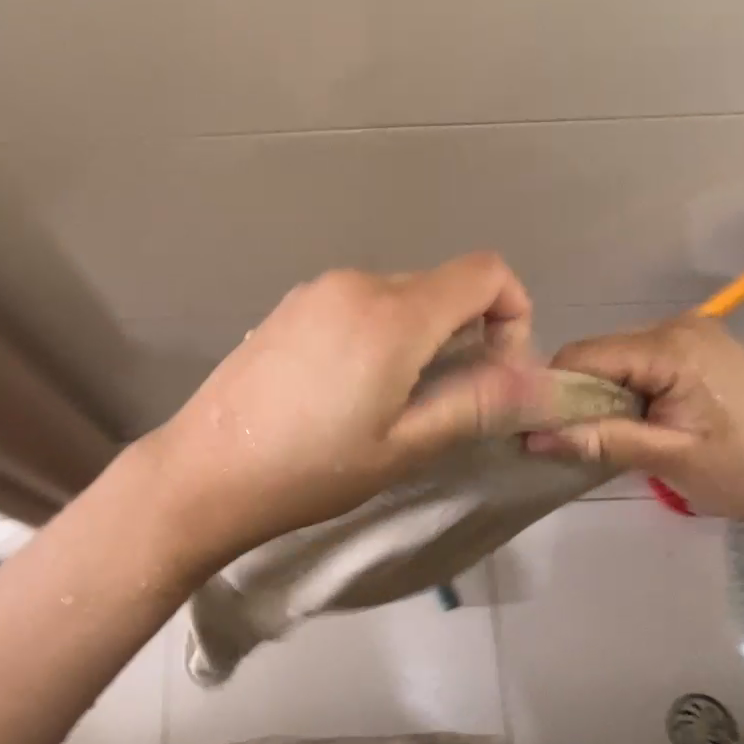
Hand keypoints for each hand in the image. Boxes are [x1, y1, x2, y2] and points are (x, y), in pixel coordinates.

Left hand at [143, 252, 549, 562]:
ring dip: (418, 336)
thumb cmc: (310, 469)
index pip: (486, 272)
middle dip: (463, 333)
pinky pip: (357, 303)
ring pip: (399, 296)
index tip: (496, 370)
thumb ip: (477, 401)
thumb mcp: (404, 445)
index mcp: (393, 313)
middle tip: (441, 401)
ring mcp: (316, 290)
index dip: (513, 313)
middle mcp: (356, 283)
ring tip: (388, 402)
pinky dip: (378, 332)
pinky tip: (345, 388)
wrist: (203, 471)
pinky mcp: (289, 305)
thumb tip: (540, 378)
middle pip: (441, 286)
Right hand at [528, 316, 743, 540]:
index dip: (555, 391)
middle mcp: (679, 325)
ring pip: (618, 358)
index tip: (540, 429)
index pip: (584, 355)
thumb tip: (533, 438)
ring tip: (618, 437)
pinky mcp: (703, 347)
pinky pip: (643, 361)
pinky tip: (644, 422)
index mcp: (672, 347)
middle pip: (600, 354)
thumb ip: (601, 440)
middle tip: (582, 441)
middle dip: (582, 395)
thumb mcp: (670, 460)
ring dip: (608, 395)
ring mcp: (694, 333)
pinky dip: (632, 390)